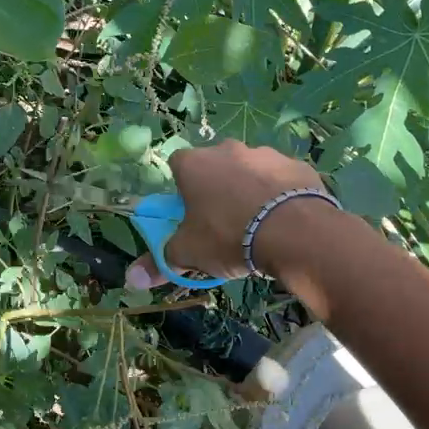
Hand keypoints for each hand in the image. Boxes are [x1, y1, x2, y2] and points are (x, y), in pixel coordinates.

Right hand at [127, 139, 323, 287]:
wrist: (296, 234)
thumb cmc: (229, 236)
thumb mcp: (188, 253)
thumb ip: (159, 261)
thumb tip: (131, 280)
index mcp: (194, 164)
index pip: (177, 165)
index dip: (182, 189)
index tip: (191, 212)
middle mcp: (226, 149)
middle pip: (215, 166)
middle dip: (218, 187)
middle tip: (224, 220)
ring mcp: (264, 153)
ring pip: (250, 171)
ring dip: (250, 189)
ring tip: (260, 224)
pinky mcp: (297, 165)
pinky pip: (282, 179)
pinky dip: (281, 194)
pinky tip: (286, 220)